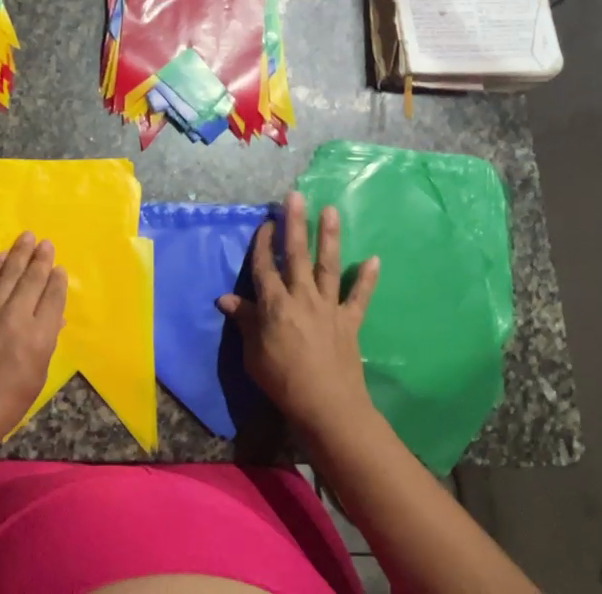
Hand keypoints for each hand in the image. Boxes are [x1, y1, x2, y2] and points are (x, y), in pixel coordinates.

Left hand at [0, 232, 66, 447]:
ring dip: (19, 254)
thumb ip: (46, 341)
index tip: (60, 268)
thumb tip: (55, 318)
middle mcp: (15, 316)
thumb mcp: (39, 375)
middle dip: (40, 259)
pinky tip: (2, 258)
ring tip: (27, 238)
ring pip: (7, 274)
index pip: (52, 298)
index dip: (57, 281)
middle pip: (31, 280)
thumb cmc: (8, 400)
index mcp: (38, 336)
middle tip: (46, 243)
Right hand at [217, 191, 380, 439]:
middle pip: (295, 254)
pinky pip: (359, 297)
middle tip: (295, 196)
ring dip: (329, 237)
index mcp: (273, 304)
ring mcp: (328, 307)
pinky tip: (375, 259)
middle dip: (294, 223)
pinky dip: (367, 279)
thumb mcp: (252, 353)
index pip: (263, 266)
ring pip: (327, 266)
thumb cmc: (282, 380)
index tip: (265, 222)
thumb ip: (245, 321)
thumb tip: (227, 299)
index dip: (262, 243)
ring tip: (331, 211)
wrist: (327, 406)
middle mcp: (301, 297)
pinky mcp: (349, 322)